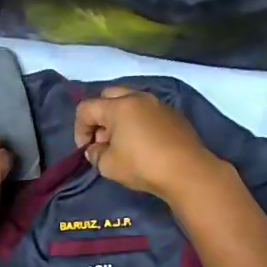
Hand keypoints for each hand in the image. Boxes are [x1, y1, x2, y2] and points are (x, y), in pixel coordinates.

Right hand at [74, 86, 228, 201]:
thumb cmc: (142, 166)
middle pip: (108, 96)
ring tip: (121, 143)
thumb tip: (95, 149)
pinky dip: (137, 122)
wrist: (187, 171)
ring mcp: (158, 104)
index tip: (86, 149)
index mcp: (119, 106)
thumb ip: (95, 154)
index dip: (79, 129)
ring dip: (119, 118)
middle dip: (99, 116)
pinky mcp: (173, 115)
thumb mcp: (108, 166)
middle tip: (101, 139)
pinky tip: (142, 144)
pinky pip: (147, 111)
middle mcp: (138, 98)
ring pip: (130, 102)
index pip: (86, 108)